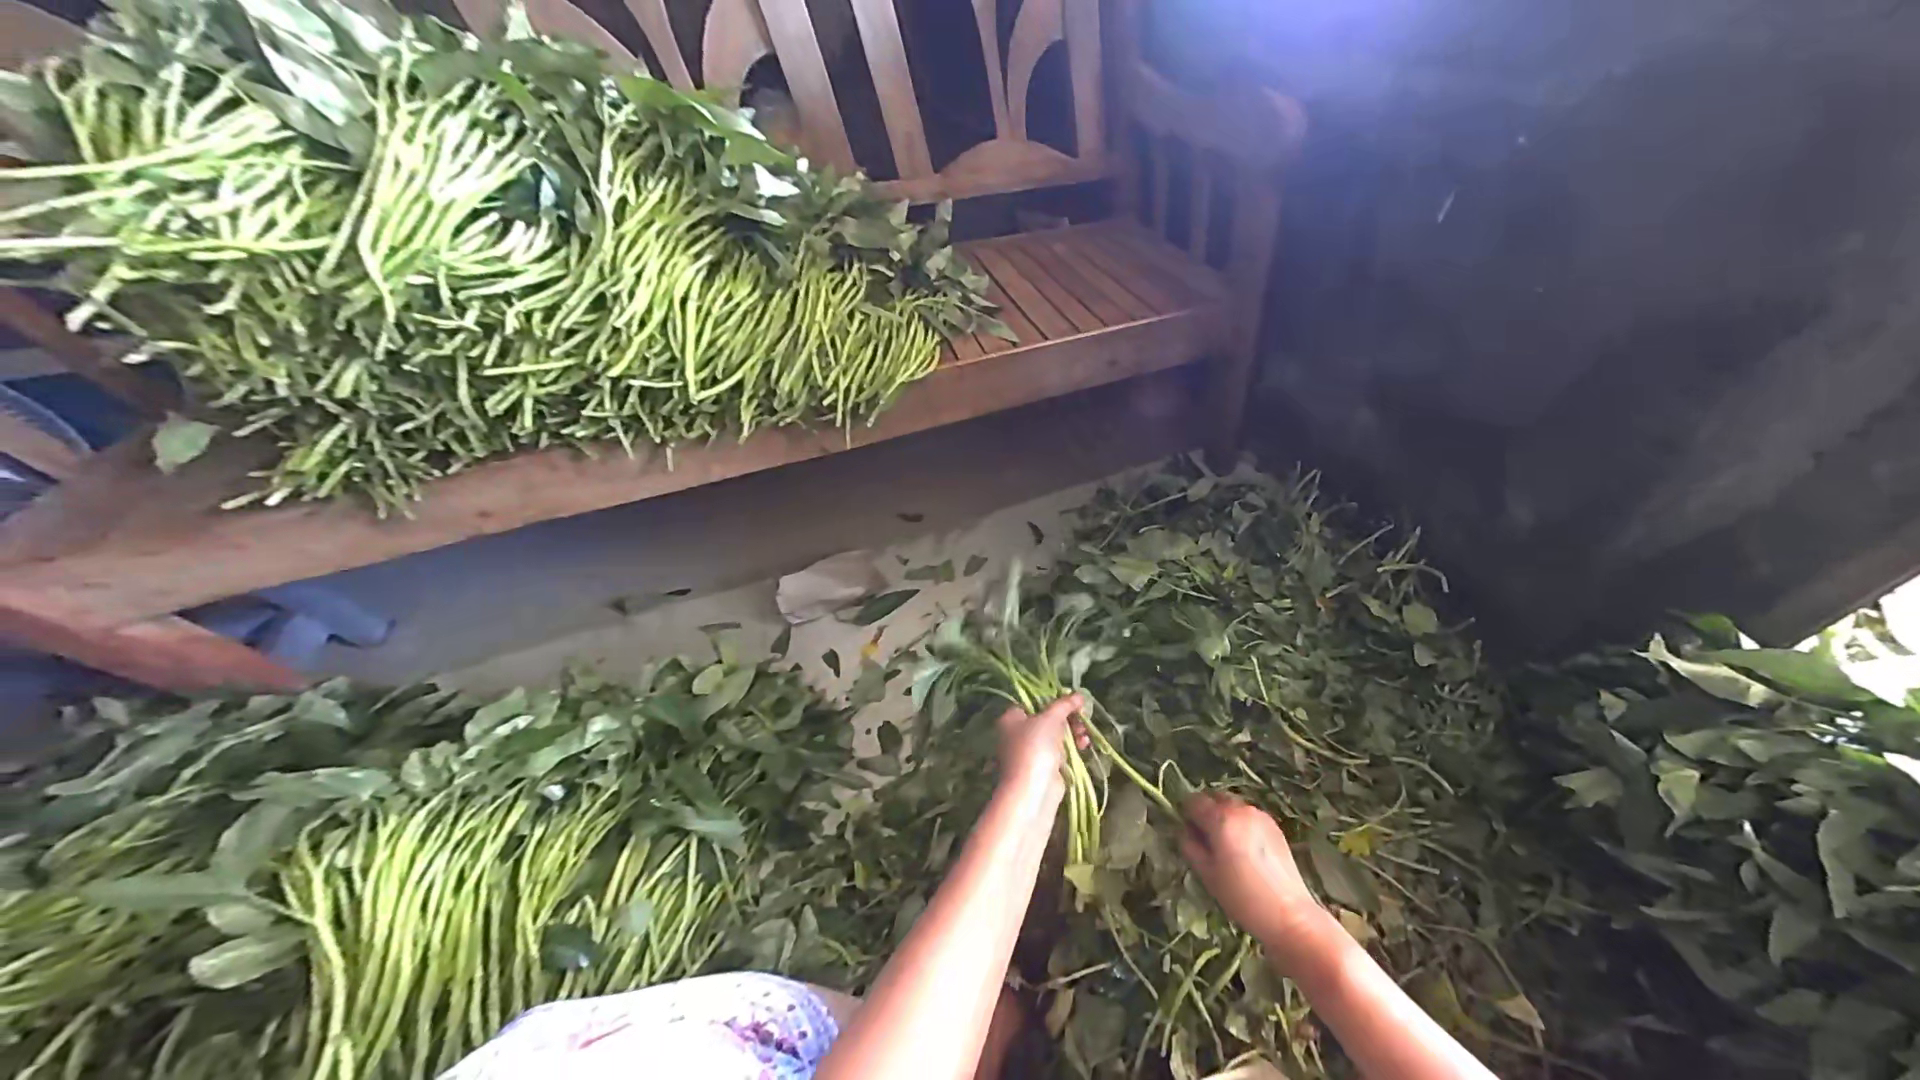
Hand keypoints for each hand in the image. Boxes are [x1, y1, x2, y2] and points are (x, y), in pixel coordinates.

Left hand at [994, 695, 1086, 796]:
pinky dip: (1071, 747)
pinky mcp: (1043, 766)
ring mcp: (1030, 751)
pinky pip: (1059, 751)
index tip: (1073, 701)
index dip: (1054, 699)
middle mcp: (1017, 733)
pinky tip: (1084, 745)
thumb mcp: (1050, 719)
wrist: (1033, 790)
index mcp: (1012, 718)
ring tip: (1084, 734)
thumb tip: (1079, 694)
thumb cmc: (1035, 747)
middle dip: (1068, 717)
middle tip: (1083, 717)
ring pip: (1055, 735)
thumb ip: (1064, 704)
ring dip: (1073, 732)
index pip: (1033, 701)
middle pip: (1046, 718)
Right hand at [1179, 793, 1334, 972]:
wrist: (1289, 915)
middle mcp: (1240, 809)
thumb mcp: (1206, 873)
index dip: (1187, 815)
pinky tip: (1245, 849)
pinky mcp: (1274, 826)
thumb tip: (1184, 831)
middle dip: (1205, 811)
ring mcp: (1260, 816)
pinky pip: (1248, 815)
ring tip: (1227, 845)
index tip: (1189, 833)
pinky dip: (1240, 823)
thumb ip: (1189, 845)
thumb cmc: (1241, 896)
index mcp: (1220, 818)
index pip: (1193, 800)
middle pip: (1214, 797)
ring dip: (1223, 816)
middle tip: (1205, 838)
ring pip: (1232, 805)